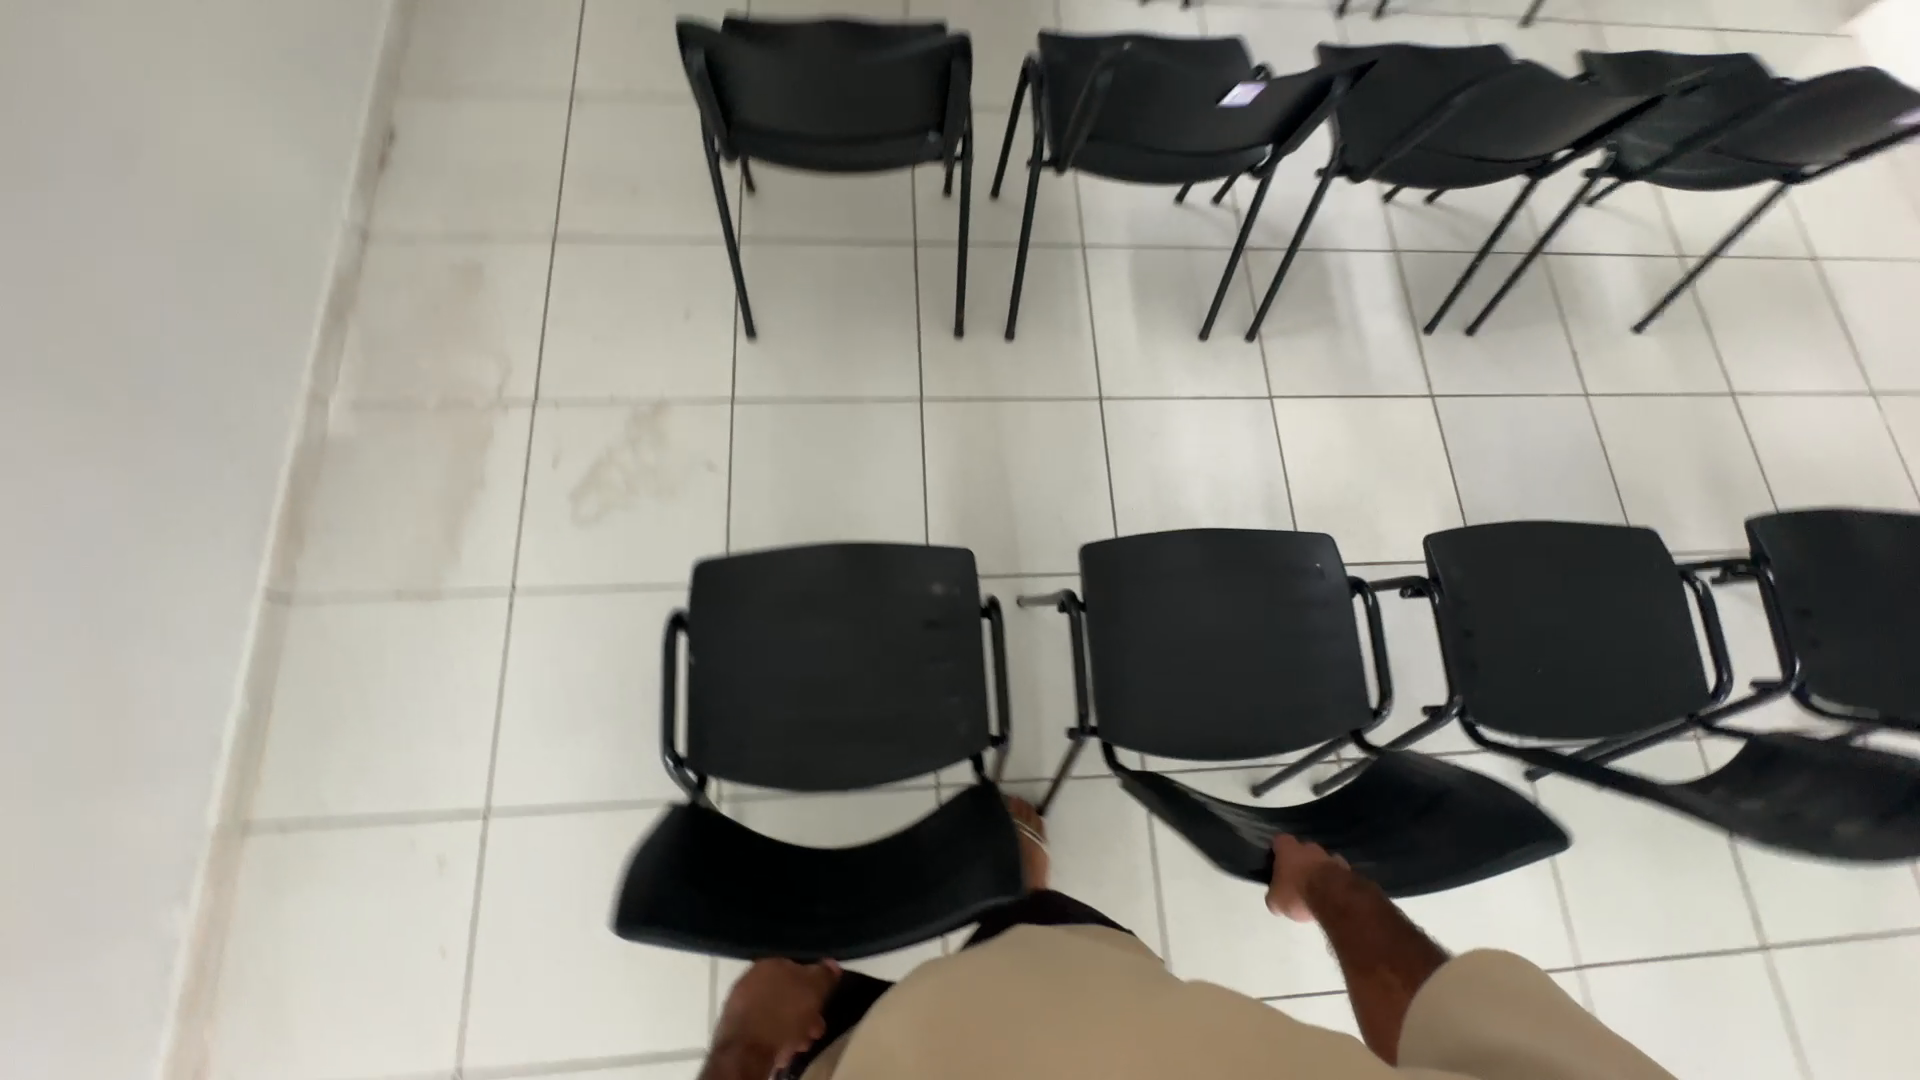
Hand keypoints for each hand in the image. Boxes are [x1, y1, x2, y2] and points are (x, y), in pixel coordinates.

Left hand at [714, 959, 841, 1068]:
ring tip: (800, 1044)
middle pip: (785, 993)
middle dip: (803, 1012)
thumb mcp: (814, 990)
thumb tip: (832, 964)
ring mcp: (739, 1003)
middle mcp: (750, 978)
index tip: (822, 1005)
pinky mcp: (732, 1028)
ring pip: (773, 1013)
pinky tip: (782, 1049)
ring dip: (790, 1027)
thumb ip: (824, 975)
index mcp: (769, 963)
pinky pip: (761, 1027)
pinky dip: (773, 1036)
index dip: (813, 988)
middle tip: (814, 1029)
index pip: (796, 969)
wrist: (746, 1051)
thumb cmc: (783, 1014)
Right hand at [1267, 834, 1349, 921]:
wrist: (1334, 898)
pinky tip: (1332, 895)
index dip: (1277, 851)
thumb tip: (1275, 900)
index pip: (1279, 841)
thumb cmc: (1298, 893)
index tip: (1276, 862)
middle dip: (1300, 862)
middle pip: (1302, 850)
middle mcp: (1309, 847)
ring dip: (1319, 871)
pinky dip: (1335, 881)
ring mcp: (1330, 857)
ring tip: (1317, 889)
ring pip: (1322, 861)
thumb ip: (1273, 896)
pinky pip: (1338, 873)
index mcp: (1287, 848)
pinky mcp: (1348, 870)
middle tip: (1296, 879)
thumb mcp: (1276, 901)